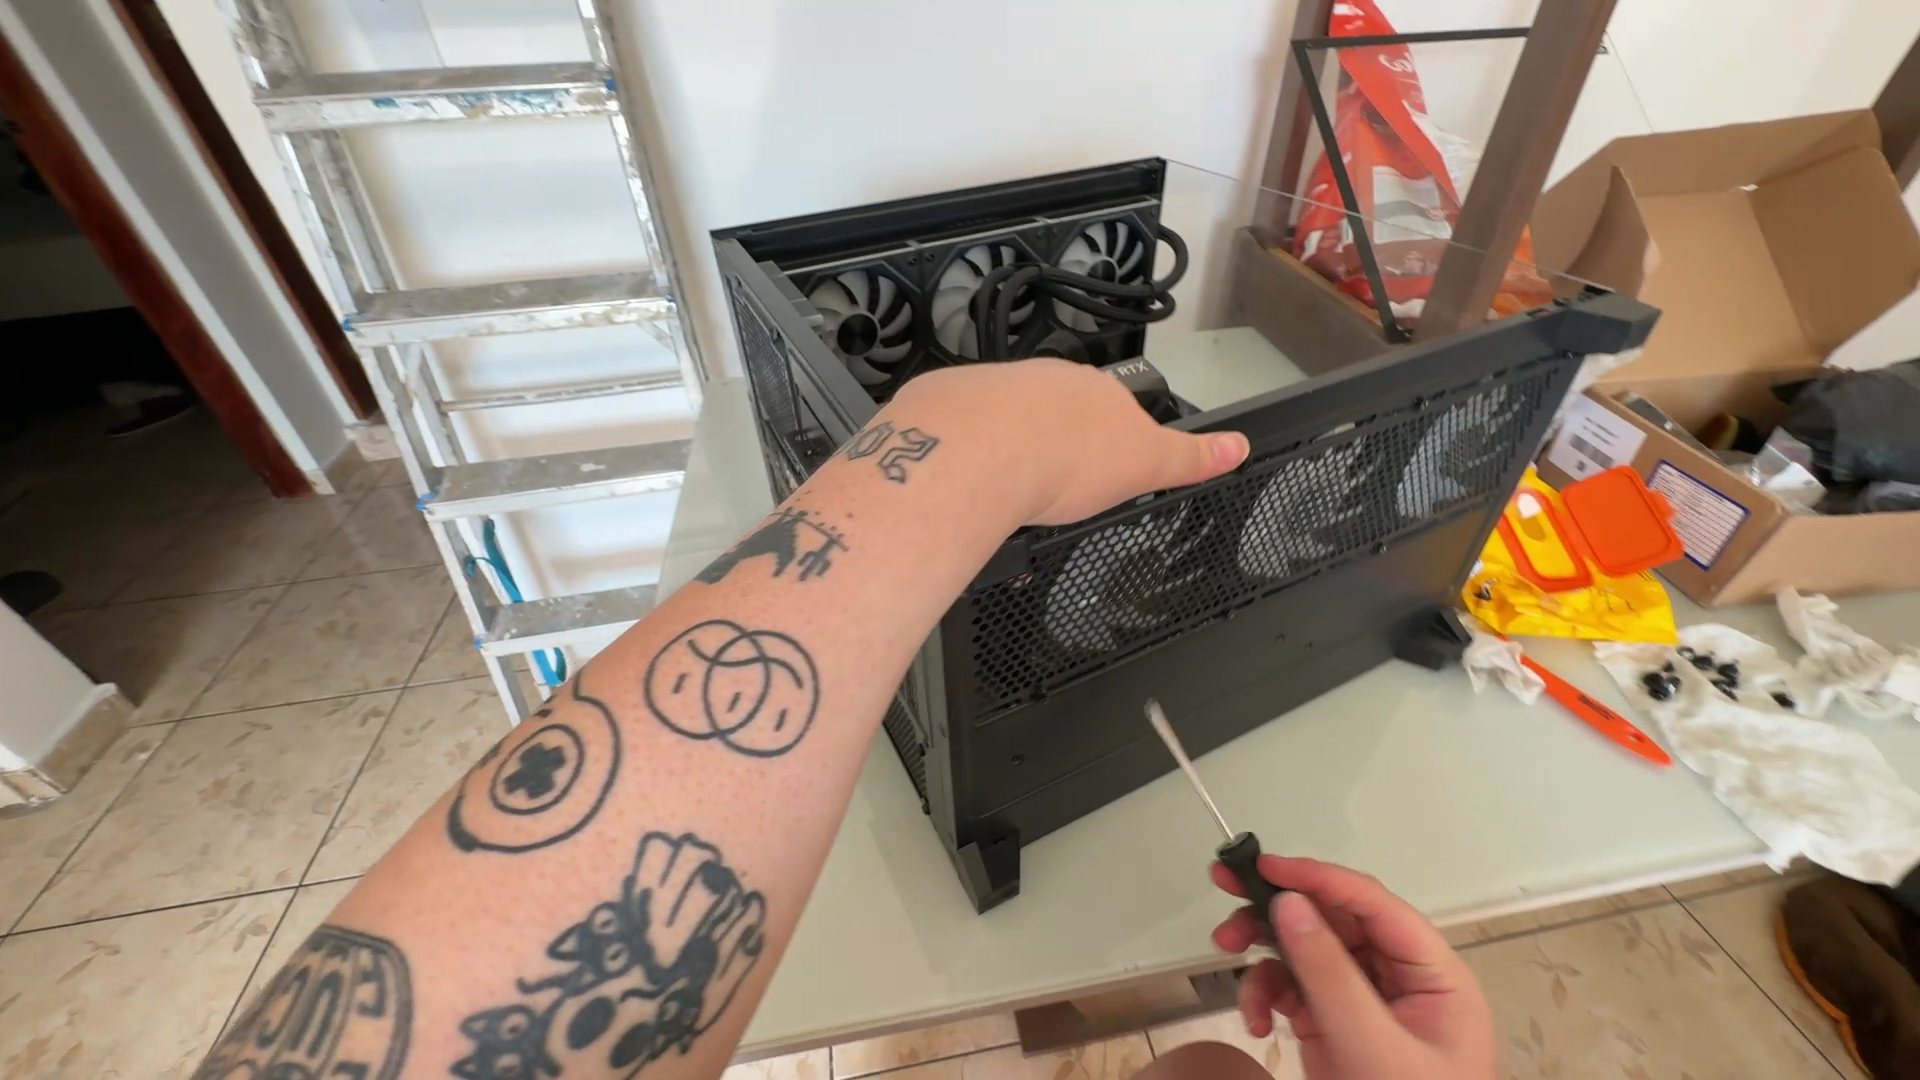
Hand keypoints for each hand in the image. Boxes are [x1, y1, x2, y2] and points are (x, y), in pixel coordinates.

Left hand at [885, 358, 1248, 525]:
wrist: (983, 451)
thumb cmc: (1072, 463)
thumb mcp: (1142, 464)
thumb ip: (1190, 457)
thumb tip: (1241, 446)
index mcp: (1097, 392)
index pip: (1112, 414)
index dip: (1105, 448)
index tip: (1094, 480)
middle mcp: (1048, 379)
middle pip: (1059, 413)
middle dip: (1057, 447)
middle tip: (1051, 492)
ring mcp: (997, 386)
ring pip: (1012, 418)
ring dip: (1013, 447)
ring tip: (1009, 490)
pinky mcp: (954, 402)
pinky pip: (969, 426)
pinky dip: (973, 450)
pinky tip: (970, 477)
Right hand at [1211, 857, 1495, 1079]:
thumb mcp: (1370, 1045)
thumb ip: (1327, 972)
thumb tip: (1286, 901)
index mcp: (1430, 973)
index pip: (1371, 903)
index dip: (1317, 876)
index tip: (1263, 866)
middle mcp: (1396, 975)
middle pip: (1329, 916)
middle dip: (1274, 906)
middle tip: (1222, 882)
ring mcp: (1362, 997)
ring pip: (1302, 946)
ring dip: (1260, 948)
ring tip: (1224, 948)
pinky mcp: (1331, 1020)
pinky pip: (1290, 986)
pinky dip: (1264, 996)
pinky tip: (1257, 1021)